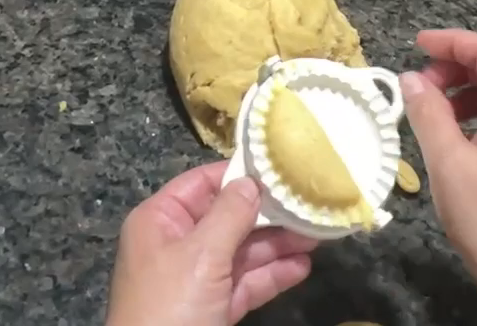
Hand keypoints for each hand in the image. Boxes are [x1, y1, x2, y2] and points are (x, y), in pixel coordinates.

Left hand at [105, 163, 316, 325]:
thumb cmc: (171, 307)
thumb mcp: (200, 256)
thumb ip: (229, 215)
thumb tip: (251, 181)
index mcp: (160, 219)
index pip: (202, 183)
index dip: (238, 175)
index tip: (277, 167)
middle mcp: (176, 243)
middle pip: (226, 217)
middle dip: (266, 214)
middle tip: (306, 206)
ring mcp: (195, 279)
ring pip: (240, 252)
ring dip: (276, 245)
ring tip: (315, 236)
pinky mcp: (212, 310)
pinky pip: (244, 284)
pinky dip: (271, 276)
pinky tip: (301, 268)